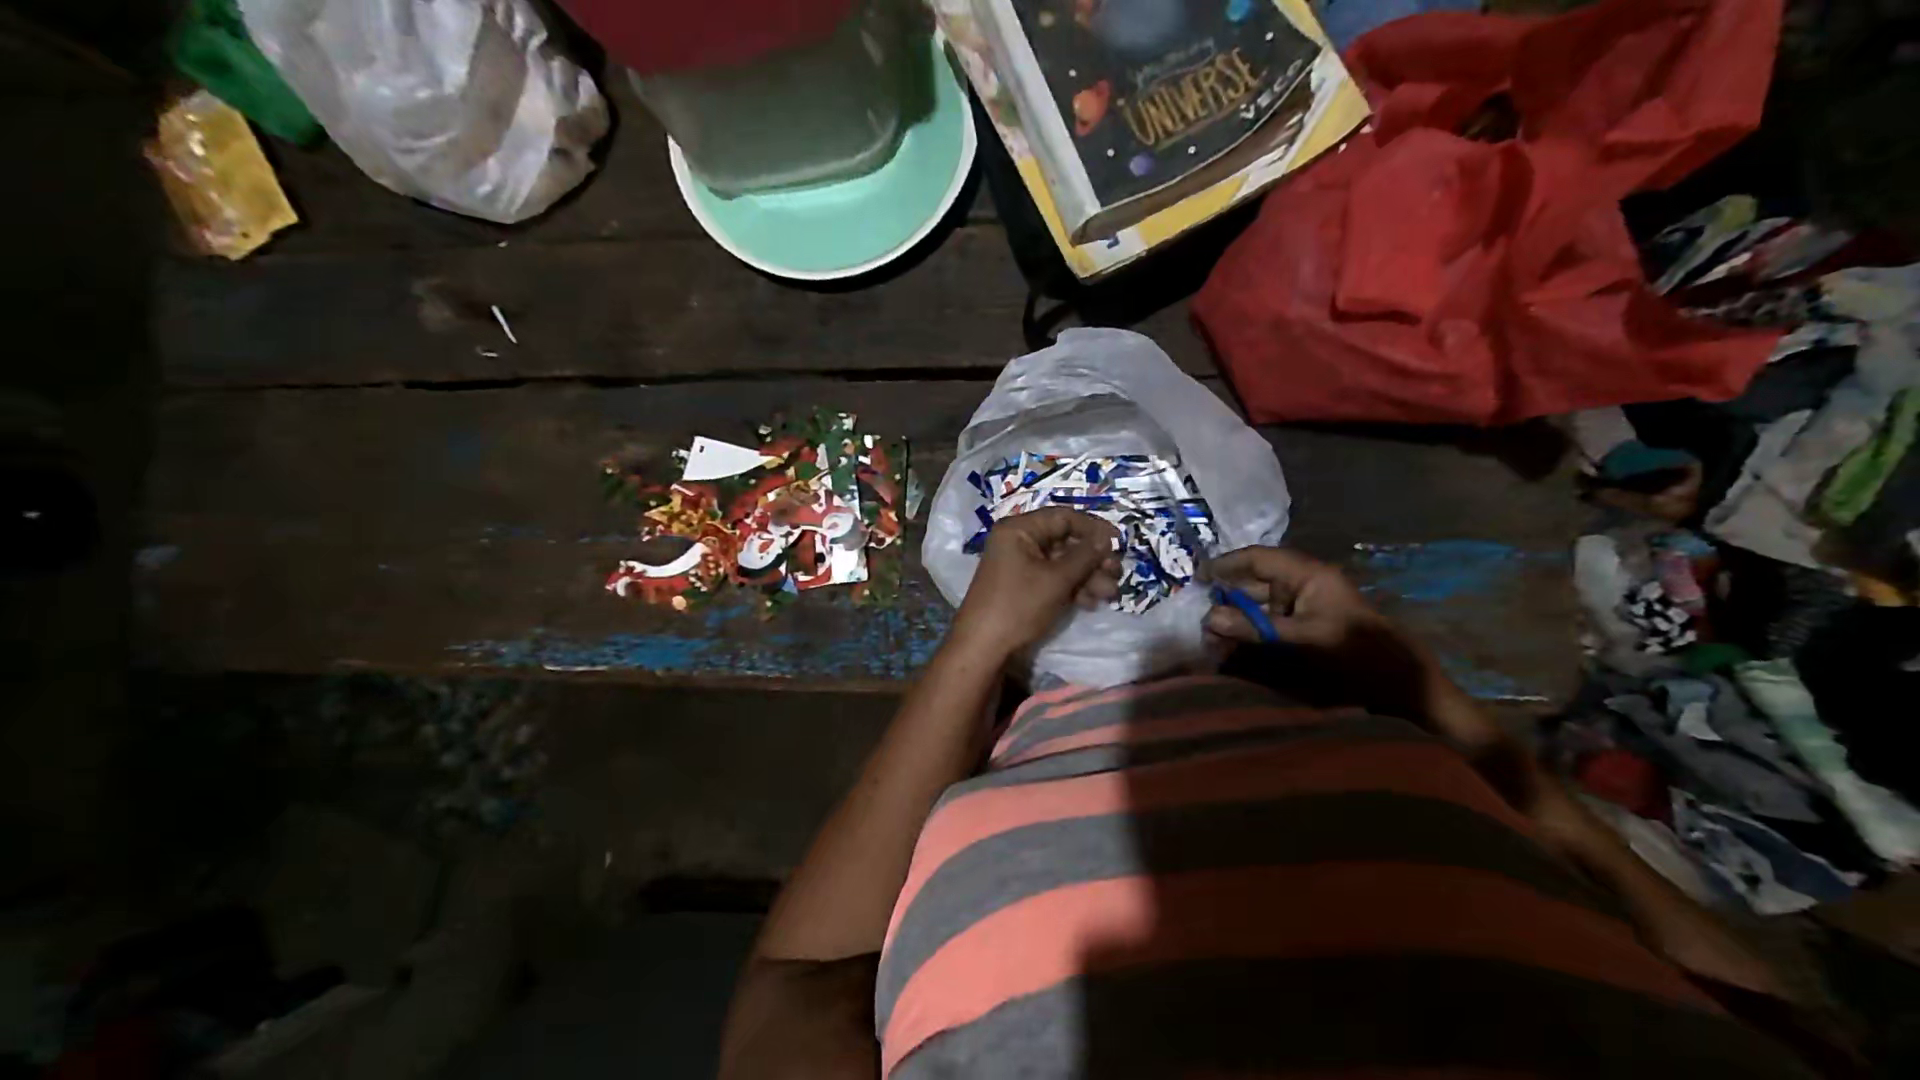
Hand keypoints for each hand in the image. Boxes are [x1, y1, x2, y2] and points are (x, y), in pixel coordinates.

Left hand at [952, 508, 1119, 654]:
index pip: (1063, 517)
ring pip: (1062, 563)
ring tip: (1110, 593)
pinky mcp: (1024, 587)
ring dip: (1088, 576)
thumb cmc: (1018, 606)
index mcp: (1019, 530)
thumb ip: (1085, 556)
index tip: (1119, 543)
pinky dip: (1073, 587)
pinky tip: (1092, 602)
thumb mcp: (1056, 579)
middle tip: (1117, 573)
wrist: (984, 647)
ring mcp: (1020, 565)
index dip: (1093, 528)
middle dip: (1093, 558)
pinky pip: (1054, 579)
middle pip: (1065, 541)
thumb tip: (1108, 539)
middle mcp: (1018, 542)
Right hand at [1203, 546, 1387, 648]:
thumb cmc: (1355, 654)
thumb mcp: (1302, 640)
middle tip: (1197, 613)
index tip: (1196, 578)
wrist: (1402, 685)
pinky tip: (1232, 644)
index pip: (1257, 558)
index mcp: (1307, 574)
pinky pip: (1271, 621)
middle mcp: (1304, 584)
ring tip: (1210, 633)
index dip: (1225, 565)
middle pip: (1255, 580)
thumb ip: (1254, 629)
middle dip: (1226, 596)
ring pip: (1260, 603)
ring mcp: (1307, 605)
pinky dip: (1251, 630)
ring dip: (1236, 616)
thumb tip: (1208, 618)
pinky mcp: (1308, 625)